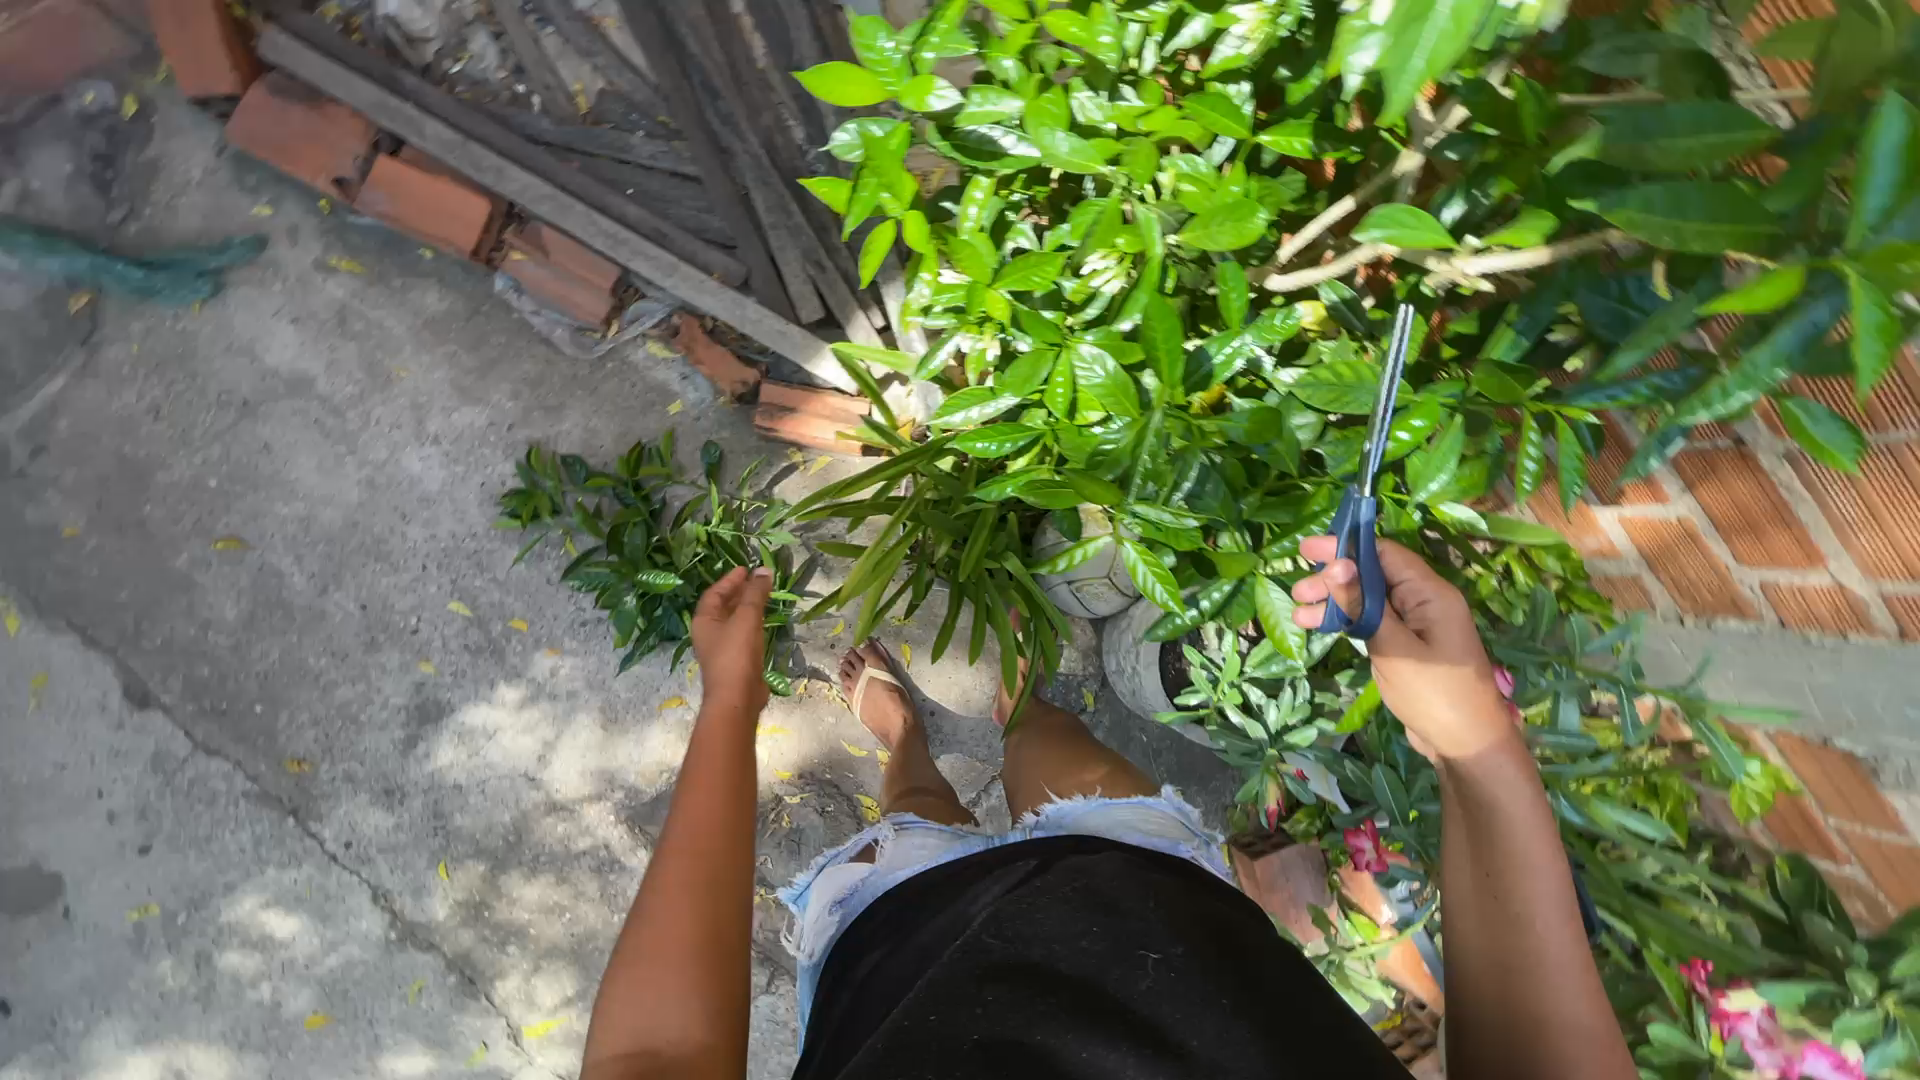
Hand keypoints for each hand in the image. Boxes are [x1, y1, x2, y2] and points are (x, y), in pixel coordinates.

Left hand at [691, 566, 773, 715]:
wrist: (737, 697)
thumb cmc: (736, 654)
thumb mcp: (746, 618)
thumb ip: (755, 593)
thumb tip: (764, 570)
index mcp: (704, 620)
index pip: (714, 593)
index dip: (730, 579)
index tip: (746, 569)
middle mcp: (709, 632)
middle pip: (723, 605)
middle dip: (741, 591)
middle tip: (759, 580)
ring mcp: (722, 648)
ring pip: (735, 620)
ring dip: (749, 607)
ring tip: (766, 596)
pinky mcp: (736, 660)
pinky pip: (744, 633)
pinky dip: (754, 623)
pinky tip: (767, 621)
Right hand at [1291, 535, 1514, 761]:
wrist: (1464, 745)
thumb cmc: (1434, 694)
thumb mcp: (1393, 647)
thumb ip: (1363, 605)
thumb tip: (1337, 564)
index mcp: (1430, 594)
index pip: (1384, 554)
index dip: (1346, 547)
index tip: (1307, 548)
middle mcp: (1422, 602)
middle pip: (1371, 575)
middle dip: (1332, 578)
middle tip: (1298, 589)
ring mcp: (1412, 624)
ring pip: (1364, 599)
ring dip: (1331, 602)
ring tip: (1298, 612)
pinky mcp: (1402, 643)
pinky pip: (1368, 620)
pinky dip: (1342, 620)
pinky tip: (1314, 625)